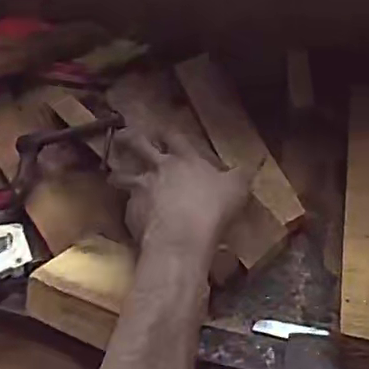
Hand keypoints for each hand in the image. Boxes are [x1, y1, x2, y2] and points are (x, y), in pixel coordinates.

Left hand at [107, 127, 250, 267]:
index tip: (162, 129)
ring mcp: (141, 189)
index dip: (168, 131)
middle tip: (122, 135)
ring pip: (123, 175)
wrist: (180, 239)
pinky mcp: (130, 212)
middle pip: (139, 145)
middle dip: (130, 138)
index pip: (174, 135)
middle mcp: (159, 168)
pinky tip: (132, 214)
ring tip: (114, 174)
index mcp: (185, 158)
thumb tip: (254, 163)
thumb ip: (242, 174)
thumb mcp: (237, 188)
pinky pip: (126, 205)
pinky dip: (129, 207)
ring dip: (119, 173)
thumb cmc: (211, 209)